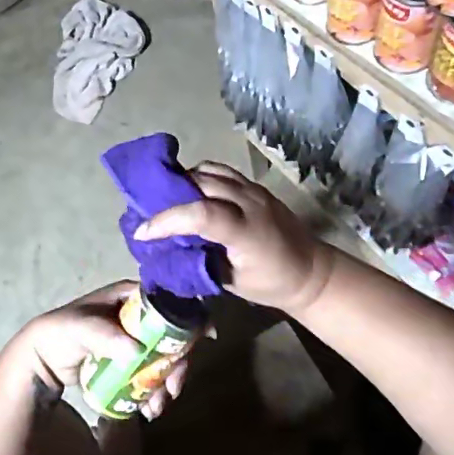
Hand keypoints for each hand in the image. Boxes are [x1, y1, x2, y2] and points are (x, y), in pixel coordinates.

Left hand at [9, 280, 188, 418]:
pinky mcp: (130, 363)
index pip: (168, 300)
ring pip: (165, 357)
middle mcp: (137, 316)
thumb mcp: (77, 328)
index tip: (207, 337)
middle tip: (174, 388)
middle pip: (173, 334)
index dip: (190, 316)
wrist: (40, 361)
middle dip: (179, 362)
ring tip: (157, 407)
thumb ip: (103, 334)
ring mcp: (135, 340)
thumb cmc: (59, 334)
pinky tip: (149, 409)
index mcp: (129, 297)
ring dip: (167, 382)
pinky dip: (155, 391)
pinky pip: (151, 374)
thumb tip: (136, 350)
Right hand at [134, 162, 336, 313]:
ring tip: (165, 197)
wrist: (310, 271)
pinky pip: (221, 171)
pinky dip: (200, 176)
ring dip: (184, 180)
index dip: (167, 220)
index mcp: (246, 231)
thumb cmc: (270, 284)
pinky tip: (189, 191)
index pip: (201, 214)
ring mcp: (254, 190)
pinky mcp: (255, 186)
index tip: (143, 232)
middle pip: (201, 183)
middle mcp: (250, 203)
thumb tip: (166, 250)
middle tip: (146, 209)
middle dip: (169, 194)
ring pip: (210, 170)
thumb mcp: (230, 282)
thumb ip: (199, 261)